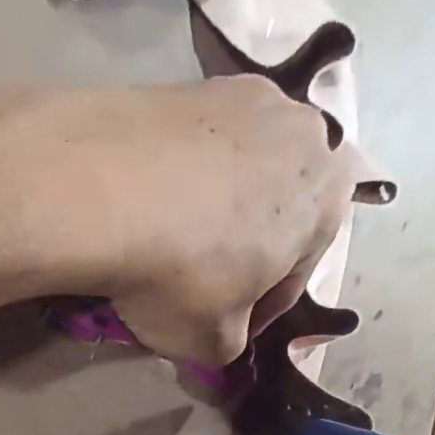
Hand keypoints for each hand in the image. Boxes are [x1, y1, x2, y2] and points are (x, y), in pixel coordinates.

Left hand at [15, 77, 362, 364]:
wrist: (104, 190)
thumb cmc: (186, 273)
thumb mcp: (213, 340)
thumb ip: (228, 346)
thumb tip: (217, 351)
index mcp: (330, 195)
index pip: (294, 275)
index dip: (257, 314)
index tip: (225, 331)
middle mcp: (301, 131)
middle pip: (268, 215)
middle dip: (237, 254)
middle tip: (194, 286)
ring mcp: (241, 96)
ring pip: (229, 177)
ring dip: (206, 214)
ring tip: (161, 245)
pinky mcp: (184, 83)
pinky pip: (186, 151)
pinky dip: (171, 182)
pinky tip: (139, 209)